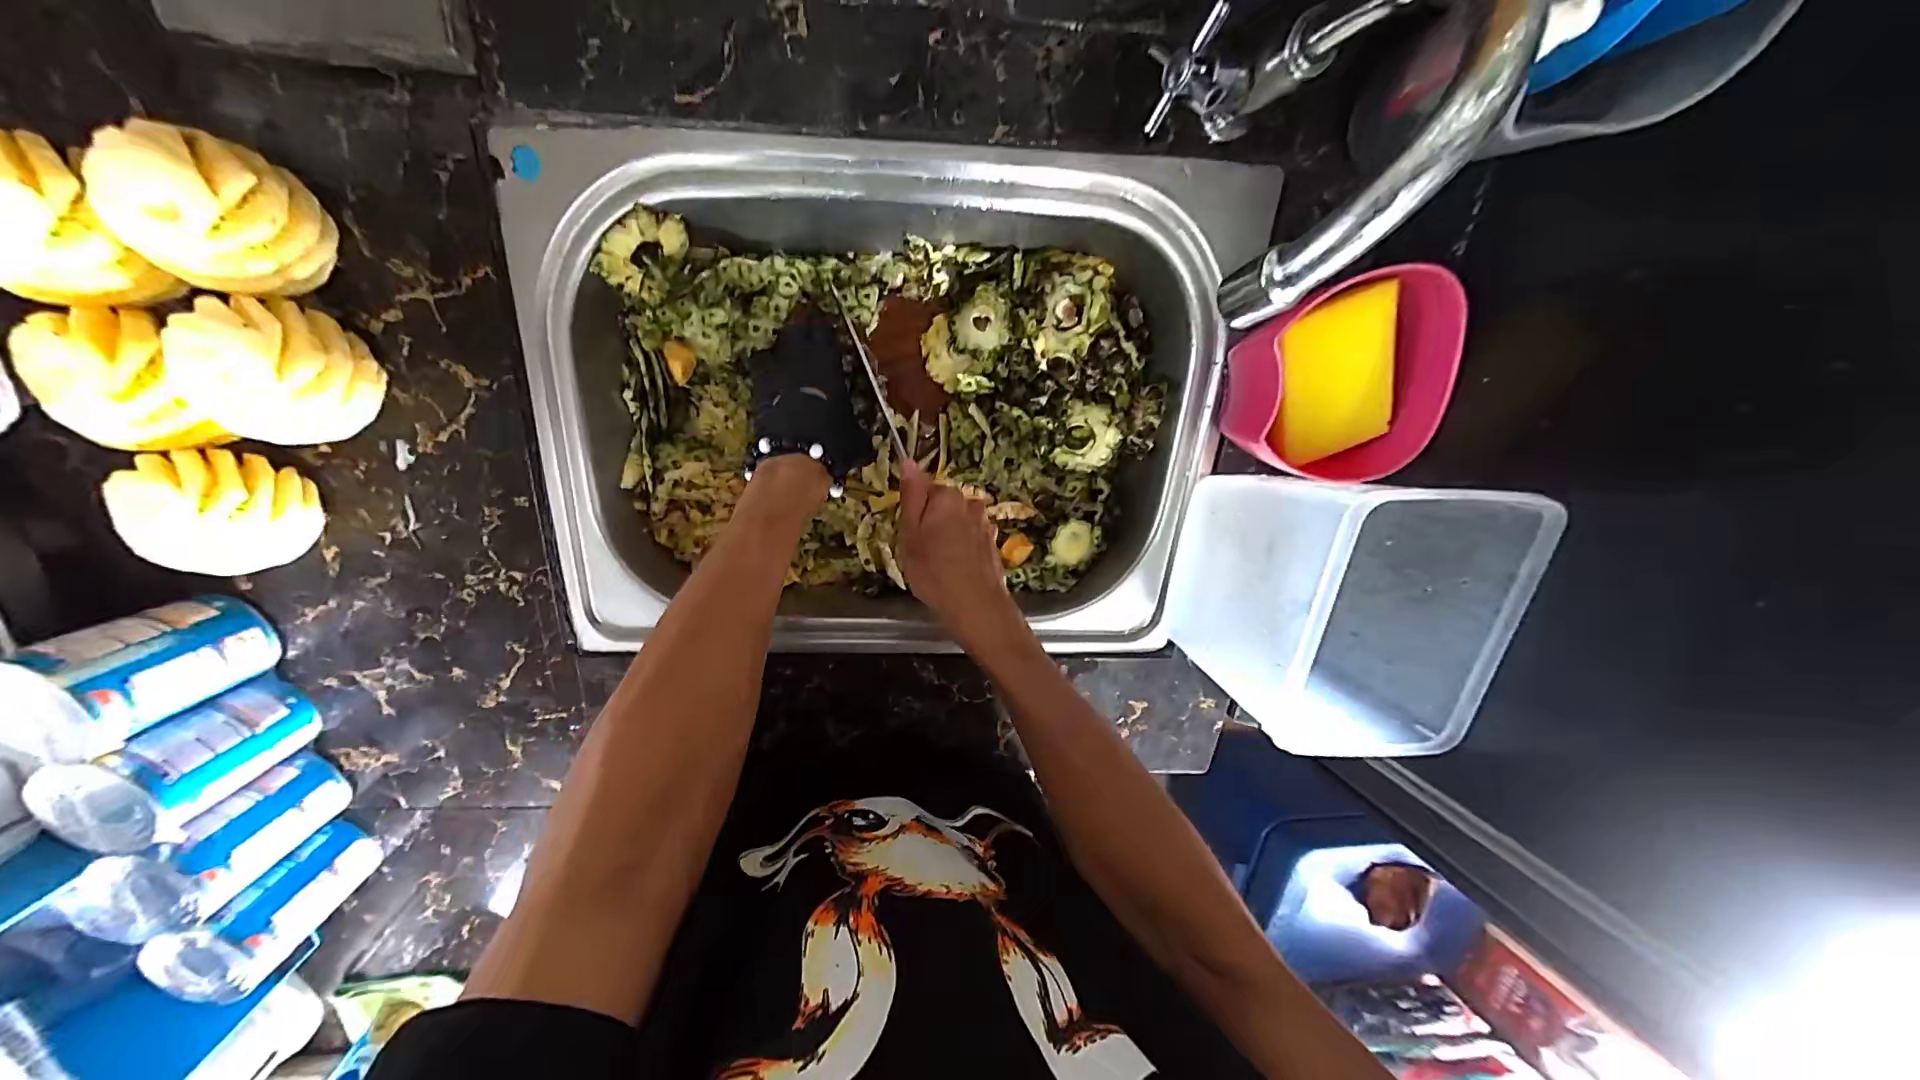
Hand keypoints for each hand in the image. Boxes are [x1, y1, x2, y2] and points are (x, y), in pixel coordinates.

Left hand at [745, 308, 873, 485]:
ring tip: (788, 350)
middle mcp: (799, 360)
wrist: (796, 459)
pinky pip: (760, 367)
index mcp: (827, 362)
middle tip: (806, 325)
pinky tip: (771, 374)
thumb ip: (857, 420)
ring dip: (782, 345)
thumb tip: (864, 427)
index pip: (824, 331)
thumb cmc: (834, 443)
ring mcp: (775, 373)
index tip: (825, 322)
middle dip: (801, 325)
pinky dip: (766, 367)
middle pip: (796, 330)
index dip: (823, 325)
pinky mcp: (758, 389)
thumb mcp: (857, 433)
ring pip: (775, 345)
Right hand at [897, 460, 1021, 645]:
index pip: (925, 490)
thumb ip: (911, 495)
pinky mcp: (993, 544)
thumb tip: (909, 460)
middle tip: (921, 551)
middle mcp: (971, 503)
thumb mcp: (910, 533)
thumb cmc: (933, 571)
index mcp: (947, 496)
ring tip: (939, 565)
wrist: (976, 606)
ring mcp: (986, 524)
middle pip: (944, 506)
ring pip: (958, 523)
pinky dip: (963, 550)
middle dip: (933, 522)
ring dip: (949, 537)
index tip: (910, 534)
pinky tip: (956, 570)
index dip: (915, 512)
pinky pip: (971, 539)